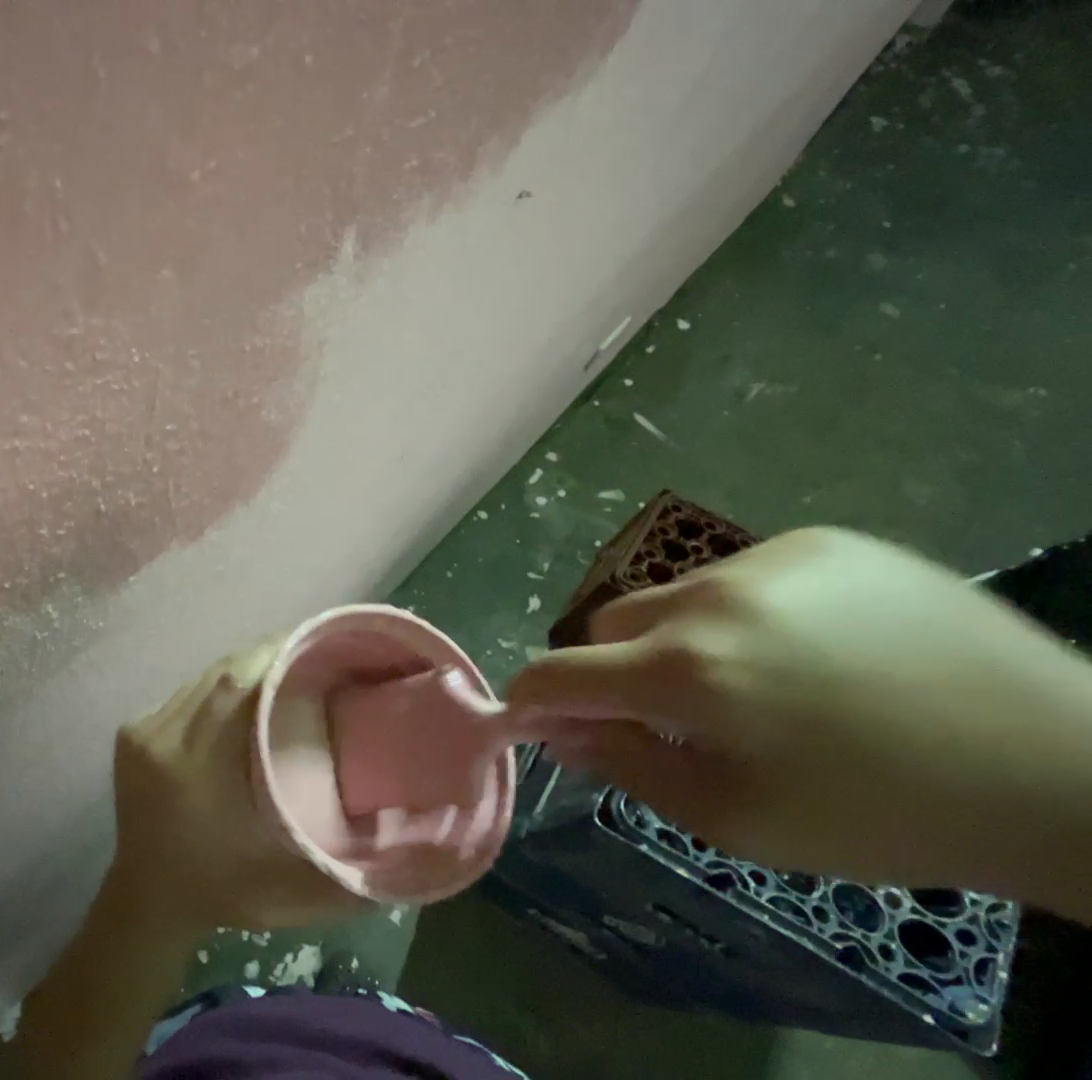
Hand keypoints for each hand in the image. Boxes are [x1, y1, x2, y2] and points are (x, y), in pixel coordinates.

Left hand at [108, 638, 375, 932]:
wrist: (146, 900)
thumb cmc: (222, 895)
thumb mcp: (288, 894)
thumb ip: (347, 871)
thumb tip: (418, 846)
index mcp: (197, 770)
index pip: (237, 687)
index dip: (279, 658)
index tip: (323, 649)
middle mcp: (164, 740)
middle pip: (221, 673)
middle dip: (269, 654)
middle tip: (315, 651)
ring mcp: (142, 730)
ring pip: (202, 678)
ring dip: (244, 666)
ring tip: (287, 663)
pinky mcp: (133, 729)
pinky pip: (184, 692)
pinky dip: (219, 684)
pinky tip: (246, 687)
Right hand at [510, 527, 1091, 906]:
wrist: (1064, 767)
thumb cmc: (883, 815)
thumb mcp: (735, 821)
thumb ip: (626, 768)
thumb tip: (560, 732)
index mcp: (685, 672)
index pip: (557, 673)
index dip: (532, 699)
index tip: (533, 720)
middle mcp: (710, 597)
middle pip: (608, 624)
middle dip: (617, 669)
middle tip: (675, 715)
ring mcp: (769, 559)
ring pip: (673, 596)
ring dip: (681, 638)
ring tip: (757, 680)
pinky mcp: (824, 542)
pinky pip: (740, 575)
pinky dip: (743, 612)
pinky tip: (810, 648)